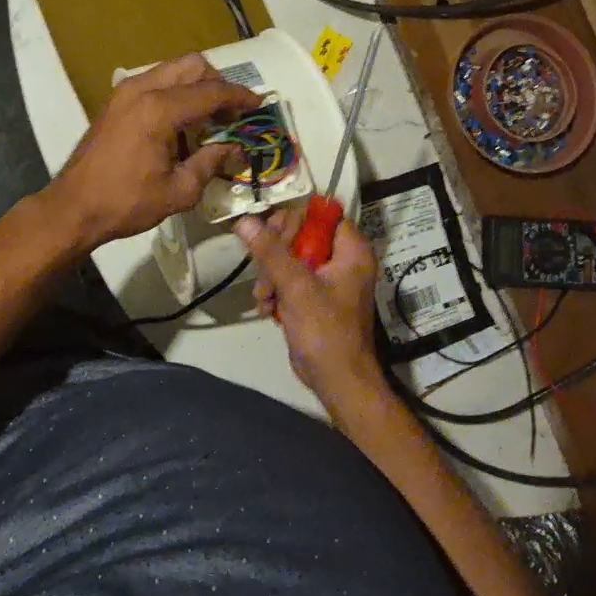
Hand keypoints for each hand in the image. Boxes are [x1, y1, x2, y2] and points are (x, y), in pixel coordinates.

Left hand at [43, 54, 260, 249]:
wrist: (74, 207)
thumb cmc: (126, 202)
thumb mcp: (179, 190)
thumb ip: (211, 163)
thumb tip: (235, 149)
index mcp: (159, 110)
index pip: (211, 92)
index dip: (240, 97)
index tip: (259, 105)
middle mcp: (142, 89)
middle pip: (192, 66)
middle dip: (218, 84)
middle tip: (232, 112)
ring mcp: (125, 92)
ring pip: (172, 70)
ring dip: (196, 87)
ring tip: (209, 119)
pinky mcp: (116, 100)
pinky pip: (155, 82)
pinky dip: (175, 92)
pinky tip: (182, 124)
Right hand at [235, 207, 384, 403]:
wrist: (336, 380)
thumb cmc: (325, 330)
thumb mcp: (296, 286)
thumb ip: (270, 252)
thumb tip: (244, 220)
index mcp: (351, 251)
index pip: (322, 214)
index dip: (296, 220)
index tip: (272, 234)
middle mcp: (341, 260)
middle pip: (301, 235)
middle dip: (276, 254)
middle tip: (266, 271)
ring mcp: (326, 280)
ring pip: (289, 258)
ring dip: (271, 276)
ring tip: (265, 297)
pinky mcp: (312, 299)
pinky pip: (288, 281)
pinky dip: (275, 292)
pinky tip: (268, 308)